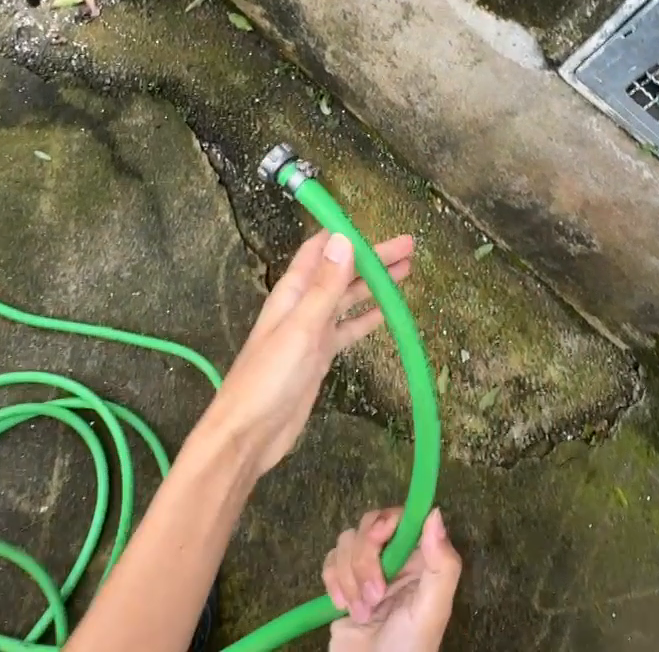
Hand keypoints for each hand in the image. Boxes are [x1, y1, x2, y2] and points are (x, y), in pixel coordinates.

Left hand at [202, 230, 413, 477]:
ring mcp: (312, 331)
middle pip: (342, 272)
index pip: (320, 250)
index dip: (346, 234)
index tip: (378, 225)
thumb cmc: (269, 378)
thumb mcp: (301, 327)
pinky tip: (388, 313)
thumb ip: (324, 286)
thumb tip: (345, 238)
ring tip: (407, 271)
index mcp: (293, 291)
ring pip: (348, 298)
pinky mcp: (320, 356)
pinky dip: (367, 318)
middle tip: (408, 247)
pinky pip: (348, 329)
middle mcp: (303, 305)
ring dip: (375, 284)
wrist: (249, 433)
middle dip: (372, 258)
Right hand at [324, 508, 460, 651]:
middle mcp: (395, 557)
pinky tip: (342, 608)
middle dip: (366, 559)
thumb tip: (435, 513)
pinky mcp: (343, 581)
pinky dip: (333, 582)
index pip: (403, 517)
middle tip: (374, 595)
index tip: (381, 536)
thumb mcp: (432, 610)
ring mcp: (367, 568)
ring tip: (362, 613)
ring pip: (347, 540)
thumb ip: (442, 564)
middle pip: (371, 524)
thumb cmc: (408, 649)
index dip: (388, 520)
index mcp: (421, 558)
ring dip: (350, 578)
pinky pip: (330, 560)